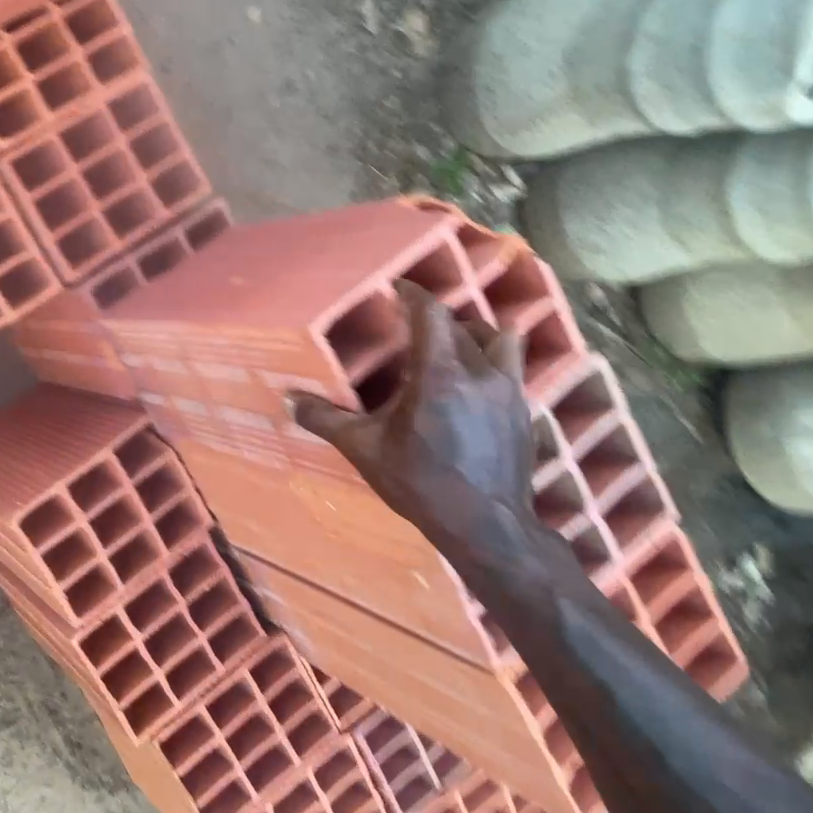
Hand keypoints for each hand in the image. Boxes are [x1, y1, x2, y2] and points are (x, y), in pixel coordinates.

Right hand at [288, 283, 538, 561]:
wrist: (485, 524)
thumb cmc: (419, 481)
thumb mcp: (363, 449)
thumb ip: (326, 419)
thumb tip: (289, 400)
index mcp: (439, 373)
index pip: (431, 314)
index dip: (413, 294)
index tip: (396, 288)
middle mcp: (480, 372)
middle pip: (463, 324)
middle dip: (437, 319)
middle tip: (410, 326)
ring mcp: (509, 391)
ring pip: (500, 341)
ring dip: (475, 335)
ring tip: (451, 347)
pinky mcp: (523, 412)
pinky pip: (509, 370)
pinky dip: (489, 365)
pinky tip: (468, 387)